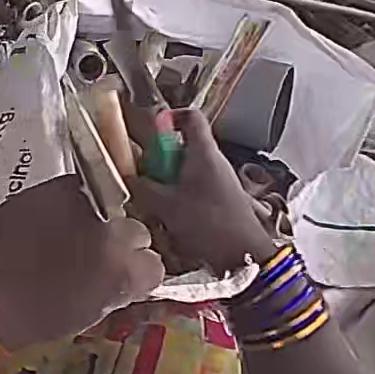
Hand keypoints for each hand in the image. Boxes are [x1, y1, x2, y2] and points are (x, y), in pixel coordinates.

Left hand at [0, 175, 163, 352]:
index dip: (135, 273)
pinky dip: (75, 203)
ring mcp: (85, 202)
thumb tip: (128, 274)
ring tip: (73, 233)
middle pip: (137, 230)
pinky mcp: (58, 184)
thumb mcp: (90, 312)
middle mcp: (113, 230)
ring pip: (112, 206)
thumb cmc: (33, 315)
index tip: (119, 278)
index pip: (154, 264)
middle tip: (96, 254)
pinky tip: (55, 220)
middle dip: (122, 242)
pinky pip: (81, 191)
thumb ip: (118, 289)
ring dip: (101, 218)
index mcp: (124, 270)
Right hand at [130, 109, 278, 271]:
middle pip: (181, 147)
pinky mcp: (221, 200)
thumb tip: (129, 179)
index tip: (151, 129)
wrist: (245, 257)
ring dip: (167, 183)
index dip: (170, 116)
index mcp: (203, 152)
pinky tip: (171, 219)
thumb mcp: (166, 205)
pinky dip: (179, 198)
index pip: (190, 117)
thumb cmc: (211, 224)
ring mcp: (219, 181)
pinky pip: (194, 189)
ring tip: (155, 203)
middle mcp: (213, 162)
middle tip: (145, 177)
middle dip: (159, 161)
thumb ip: (143, 188)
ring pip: (186, 171)